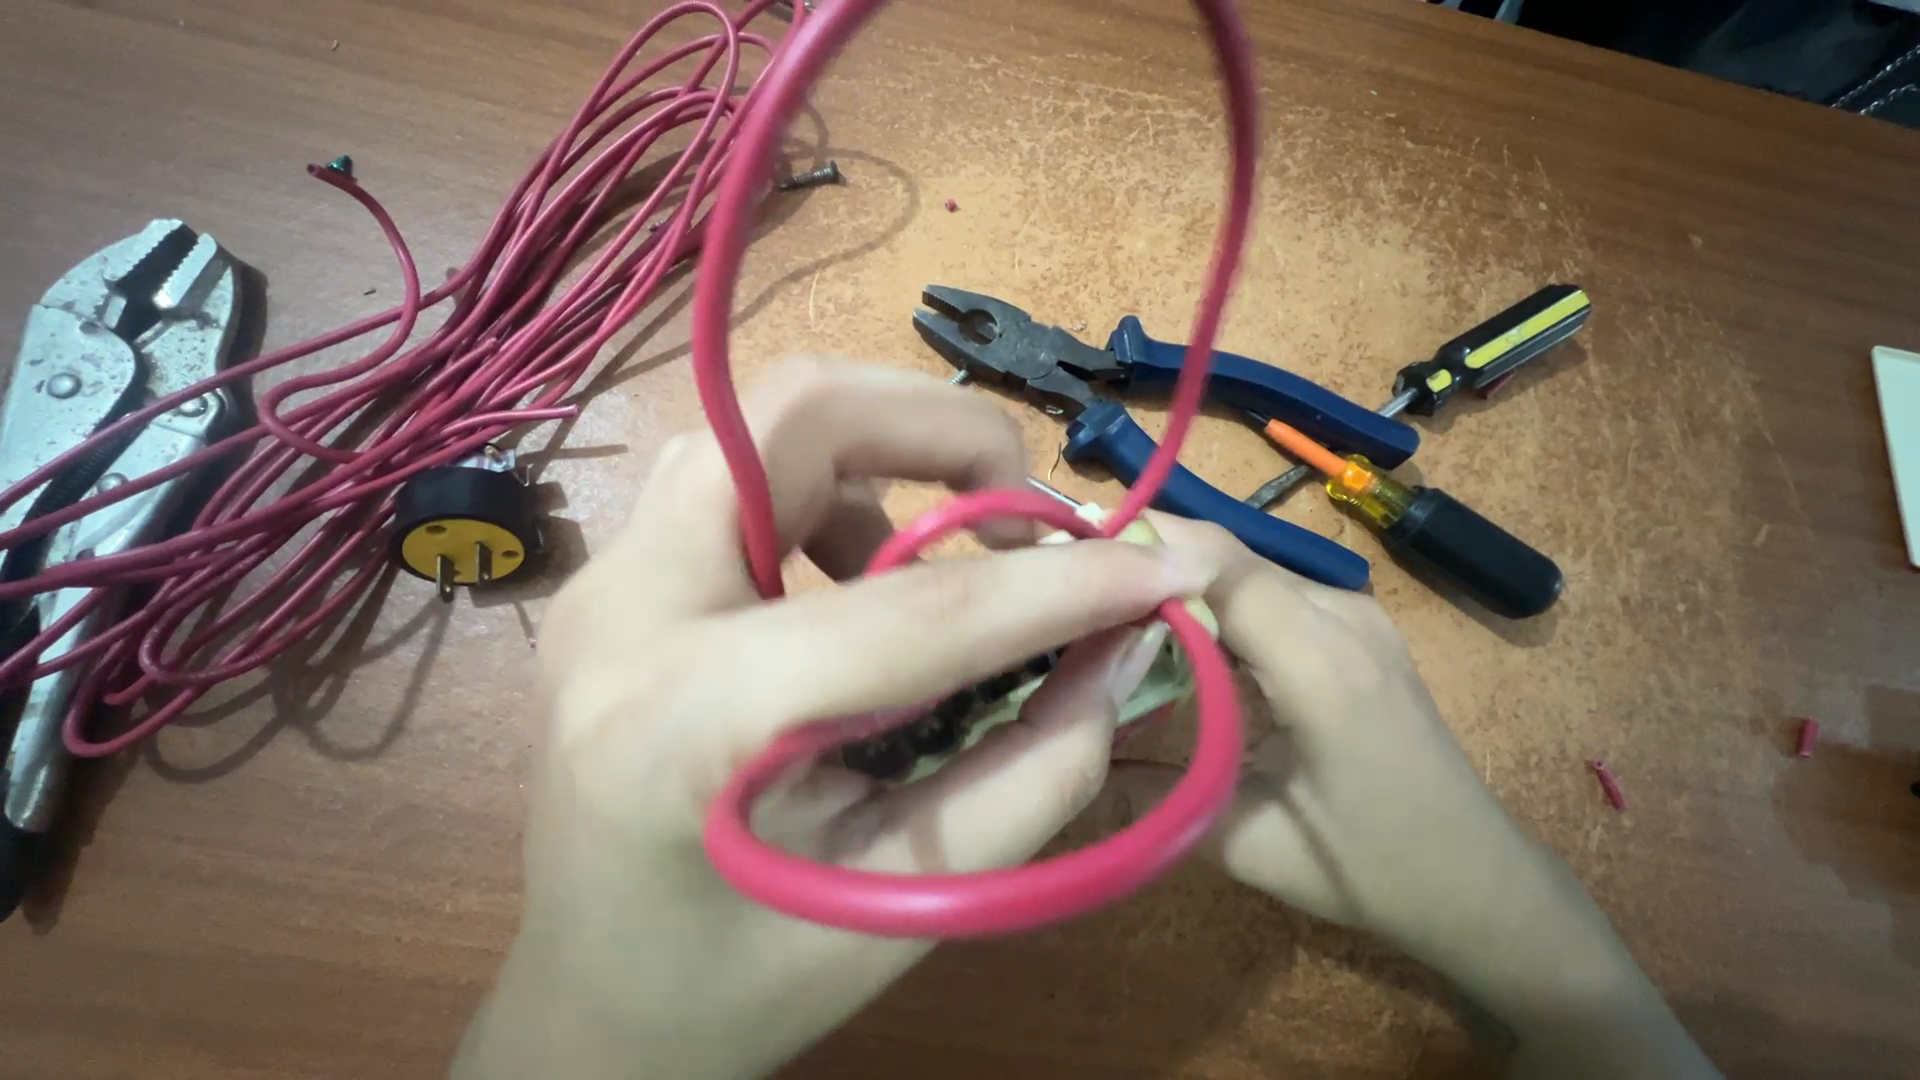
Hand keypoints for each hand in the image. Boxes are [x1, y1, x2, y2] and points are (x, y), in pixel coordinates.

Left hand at [455, 359, 1221, 1079]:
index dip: (1052, 587)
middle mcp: (625, 608)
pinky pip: (750, 468)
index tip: (1157, 569)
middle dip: (944, 432)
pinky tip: (869, 579)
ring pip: (771, 422)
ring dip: (892, 456)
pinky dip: (844, 491)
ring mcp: (610, 574)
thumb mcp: (913, 901)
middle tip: (1024, 520)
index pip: (906, 612)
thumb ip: (1035, 769)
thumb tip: (1122, 644)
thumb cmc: (746, 979)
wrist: (596, 998)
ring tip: (951, 553)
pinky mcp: (626, 570)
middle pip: (799, 414)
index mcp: (681, 720)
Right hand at [1100, 518, 1717, 1078]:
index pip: (1224, 569)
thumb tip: (1060, 759)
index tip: (1072, 552)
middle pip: (1228, 557)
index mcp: (1324, 668)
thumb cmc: (1372, 869)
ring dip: (1175, 576)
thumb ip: (1149, 799)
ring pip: (1243, 567)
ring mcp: (1354, 615)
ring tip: (1106, 602)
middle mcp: (1344, 619)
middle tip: (1071, 583)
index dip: (1147, 548)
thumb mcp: (1250, 847)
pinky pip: (1265, 589)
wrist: (1481, 881)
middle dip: (1146, 559)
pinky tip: (1170, 628)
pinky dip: (1209, 597)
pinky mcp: (1352, 624)